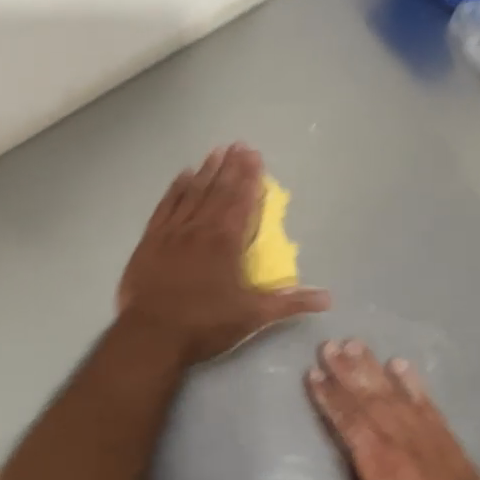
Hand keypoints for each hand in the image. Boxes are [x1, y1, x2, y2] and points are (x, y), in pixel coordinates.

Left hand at [117, 143, 329, 364]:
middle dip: (231, 167)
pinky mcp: (150, 240)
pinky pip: (166, 205)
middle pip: (218, 189)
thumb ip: (289, 303)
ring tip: (216, 152)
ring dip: (206, 171)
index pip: (243, 201)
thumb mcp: (253, 316)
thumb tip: (328, 298)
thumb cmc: (205, 324)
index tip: (255, 157)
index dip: (250, 178)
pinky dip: (176, 189)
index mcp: (227, 241)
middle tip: (239, 144)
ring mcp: (173, 231)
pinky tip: (183, 176)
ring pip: (192, 192)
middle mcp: (200, 228)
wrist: (151, 334)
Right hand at [285, 340, 479, 479]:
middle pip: (368, 397)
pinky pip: (425, 402)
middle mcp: (399, 439)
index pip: (347, 420)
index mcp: (376, 462)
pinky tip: (400, 364)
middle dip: (347, 370)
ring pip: (394, 393)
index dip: (329, 396)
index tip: (313, 372)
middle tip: (329, 344)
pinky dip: (412, 382)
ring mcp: (425, 434)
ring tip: (356, 343)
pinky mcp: (446, 436)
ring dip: (373, 367)